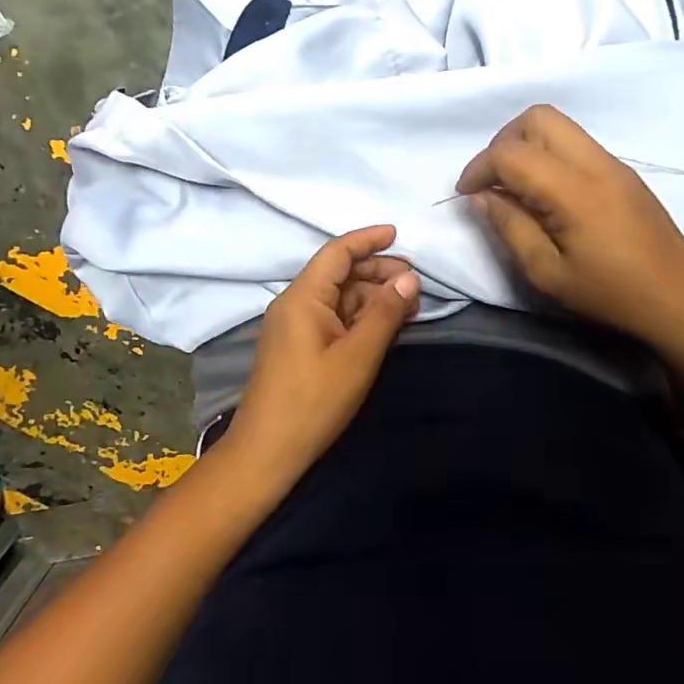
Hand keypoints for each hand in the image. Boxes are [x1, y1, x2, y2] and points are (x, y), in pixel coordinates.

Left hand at [223, 225, 420, 477]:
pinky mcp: (298, 346)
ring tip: (409, 306)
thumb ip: (384, 314)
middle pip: (338, 273)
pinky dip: (359, 317)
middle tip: (415, 282)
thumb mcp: (357, 357)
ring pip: (338, 297)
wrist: (268, 449)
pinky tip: (384, 325)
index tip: (398, 234)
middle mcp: (294, 304)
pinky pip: (332, 318)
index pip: (336, 252)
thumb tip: (410, 278)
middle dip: (377, 271)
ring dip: (372, 297)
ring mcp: (294, 326)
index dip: (367, 240)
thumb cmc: (313, 401)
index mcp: (302, 297)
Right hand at [456, 104, 683, 356]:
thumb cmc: (611, 293)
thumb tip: (480, 198)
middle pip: (537, 118)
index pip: (512, 154)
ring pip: (558, 125)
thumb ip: (509, 228)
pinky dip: (546, 154)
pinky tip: (542, 194)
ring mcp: (613, 164)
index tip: (465, 195)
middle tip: (491, 181)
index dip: (478, 168)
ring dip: (524, 146)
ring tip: (512, 187)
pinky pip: (575, 143)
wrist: (681, 299)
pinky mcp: (622, 172)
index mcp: (575, 191)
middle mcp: (595, 164)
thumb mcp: (547, 273)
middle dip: (502, 142)